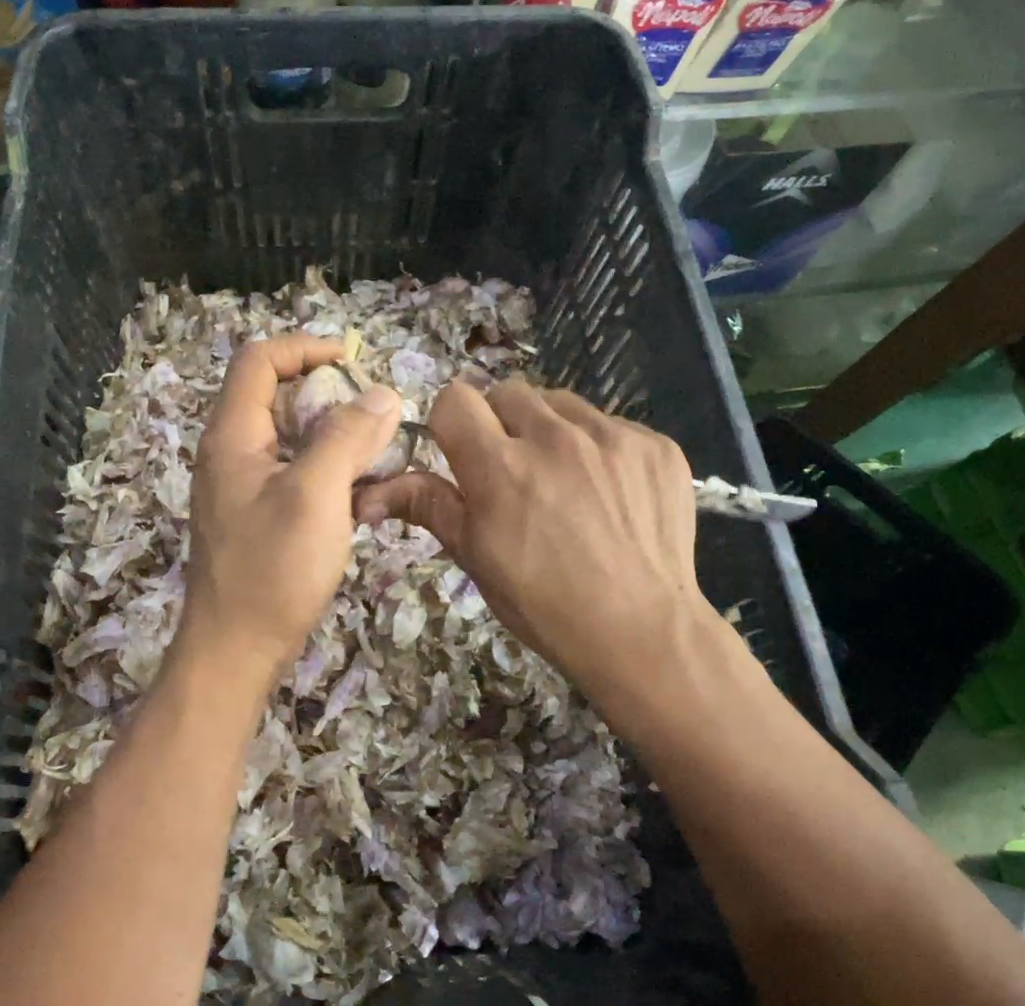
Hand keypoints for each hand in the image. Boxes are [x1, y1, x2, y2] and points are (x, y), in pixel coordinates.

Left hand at [183, 335, 403, 683]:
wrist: (234, 652)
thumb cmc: (272, 570)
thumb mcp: (316, 495)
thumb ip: (347, 438)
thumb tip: (384, 394)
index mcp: (232, 435)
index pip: (259, 360)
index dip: (305, 348)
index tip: (355, 361)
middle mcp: (231, 453)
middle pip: (279, 397)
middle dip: (332, 399)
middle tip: (376, 420)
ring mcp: (243, 487)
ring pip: (293, 440)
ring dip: (337, 442)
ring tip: (377, 464)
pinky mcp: (258, 516)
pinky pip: (296, 476)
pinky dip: (329, 476)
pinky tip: (361, 503)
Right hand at [354, 379, 726, 694]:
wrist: (641, 632)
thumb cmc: (544, 604)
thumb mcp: (476, 556)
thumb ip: (429, 504)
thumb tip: (368, 492)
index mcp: (499, 468)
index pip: (455, 398)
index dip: (451, 422)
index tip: (462, 451)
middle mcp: (554, 438)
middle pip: (507, 393)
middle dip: (500, 423)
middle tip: (512, 470)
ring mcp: (612, 438)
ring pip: (561, 403)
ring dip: (551, 430)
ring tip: (564, 481)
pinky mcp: (656, 445)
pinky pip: (612, 425)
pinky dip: (601, 449)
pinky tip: (609, 495)